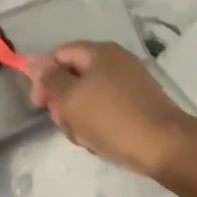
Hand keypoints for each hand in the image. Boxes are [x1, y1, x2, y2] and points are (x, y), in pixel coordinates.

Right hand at [23, 42, 189, 175]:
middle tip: (64, 124)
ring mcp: (130, 83)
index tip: (38, 105)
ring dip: (79, 118)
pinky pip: (107, 110)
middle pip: (74, 77)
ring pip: (89, 98)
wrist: (162, 144)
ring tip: (84, 138)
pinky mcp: (139, 105)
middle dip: (62, 102)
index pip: (59, 54)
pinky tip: (99, 142)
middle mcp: (116, 61)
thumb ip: (49, 78)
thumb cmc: (110, 118)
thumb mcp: (71, 98)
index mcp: (99, 52)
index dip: (43, 77)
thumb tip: (33, 60)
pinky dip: (98, 125)